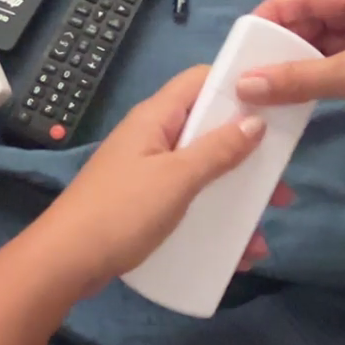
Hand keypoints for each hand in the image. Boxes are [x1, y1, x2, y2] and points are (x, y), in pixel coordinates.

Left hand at [32, 65, 268, 285]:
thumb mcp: (177, 178)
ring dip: (235, 196)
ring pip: (204, 172)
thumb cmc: (121, 211)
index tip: (274, 101)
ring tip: (263, 226)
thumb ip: (217, 150)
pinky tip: (237, 252)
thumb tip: (255, 120)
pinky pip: (190, 202)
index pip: (200, 81)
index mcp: (156, 118)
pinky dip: (214, 221)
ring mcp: (150, 172)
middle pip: (209, 131)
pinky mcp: (147, 204)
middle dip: (247, 155)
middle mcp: (154, 138)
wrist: (65, 263)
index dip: (236, 84)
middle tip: (280, 180)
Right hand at [238, 0, 344, 169]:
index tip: (246, 29)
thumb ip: (295, 77)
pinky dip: (316, 77)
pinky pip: (340, 68)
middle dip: (287, 38)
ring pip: (329, 46)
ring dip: (299, 61)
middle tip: (251, 58)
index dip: (279, 9)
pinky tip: (291, 91)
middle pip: (322, 18)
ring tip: (264, 77)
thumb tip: (244, 85)